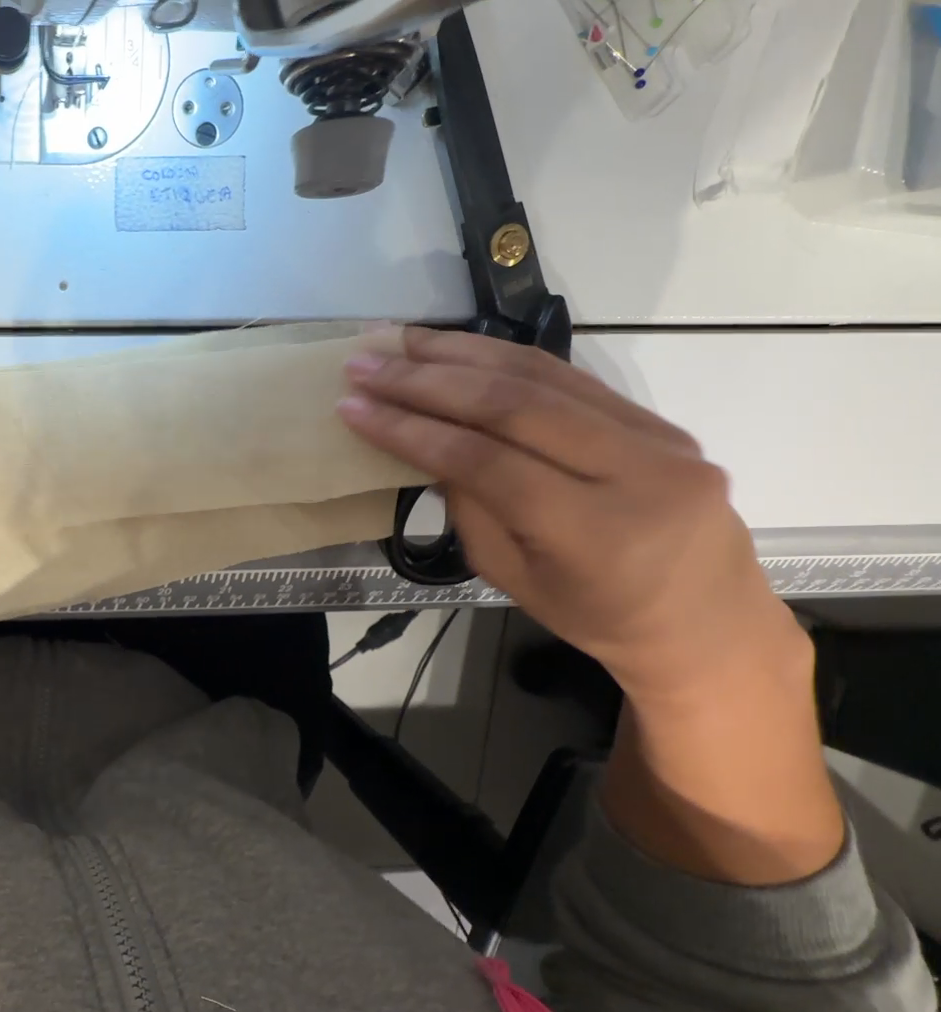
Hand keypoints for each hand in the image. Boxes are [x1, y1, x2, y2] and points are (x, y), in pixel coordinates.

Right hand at [337, 328, 800, 704]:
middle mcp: (636, 472)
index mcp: (595, 532)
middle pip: (515, 406)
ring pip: (544, 377)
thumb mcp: (513, 578)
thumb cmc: (597, 616)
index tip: (352, 408)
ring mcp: (657, 438)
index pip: (486, 462)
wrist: (707, 620)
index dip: (412, 430)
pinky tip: (458, 350)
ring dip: (462, 354)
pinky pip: (571, 379)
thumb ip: (471, 508)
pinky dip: (505, 360)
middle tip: (364, 364)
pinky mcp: (658, 420)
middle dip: (426, 381)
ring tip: (402, 342)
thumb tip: (424, 447)